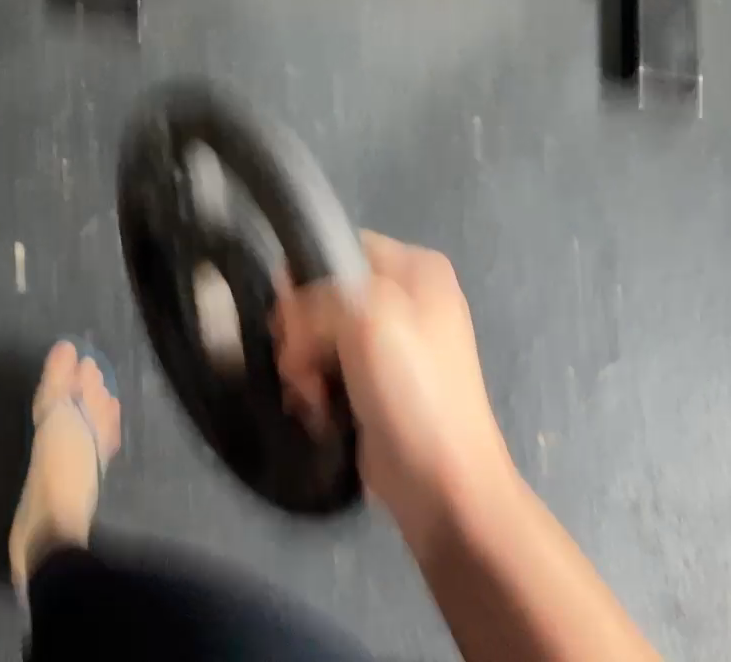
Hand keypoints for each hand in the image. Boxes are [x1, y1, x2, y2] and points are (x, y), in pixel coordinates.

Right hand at [275, 232, 517, 545]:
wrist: (442, 485)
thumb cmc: (413, 392)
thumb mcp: (369, 315)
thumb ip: (320, 290)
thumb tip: (288, 302)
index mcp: (415, 268)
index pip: (334, 245)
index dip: (305, 275)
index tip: (293, 313)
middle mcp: (402, 297)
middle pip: (317, 290)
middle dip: (299, 329)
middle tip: (301, 360)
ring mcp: (386, 341)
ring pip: (311, 329)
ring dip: (299, 361)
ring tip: (309, 392)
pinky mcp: (369, 380)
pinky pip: (319, 363)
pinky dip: (309, 383)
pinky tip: (315, 406)